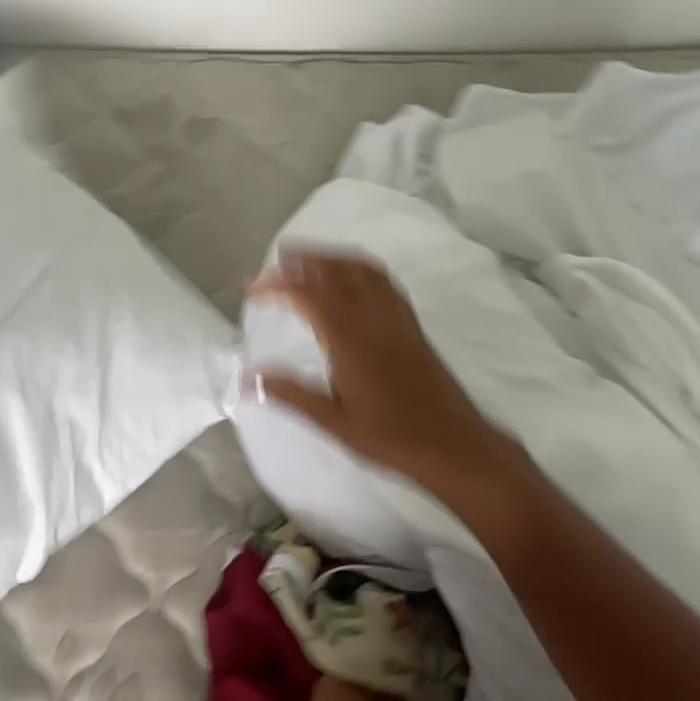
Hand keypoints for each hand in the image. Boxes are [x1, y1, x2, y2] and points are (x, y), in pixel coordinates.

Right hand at [247, 249, 519, 495]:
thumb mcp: (333, 422)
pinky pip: (383, 280)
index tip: (252, 286)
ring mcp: (396, 317)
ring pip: (361, 269)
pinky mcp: (412, 323)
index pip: (307, 295)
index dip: (277, 284)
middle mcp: (373, 317)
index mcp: (349, 338)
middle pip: (336, 270)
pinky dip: (360, 267)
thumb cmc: (390, 437)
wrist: (452, 443)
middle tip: (278, 259)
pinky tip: (354, 277)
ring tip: (310, 260)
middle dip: (305, 259)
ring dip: (333, 257)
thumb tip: (247, 377)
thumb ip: (291, 394)